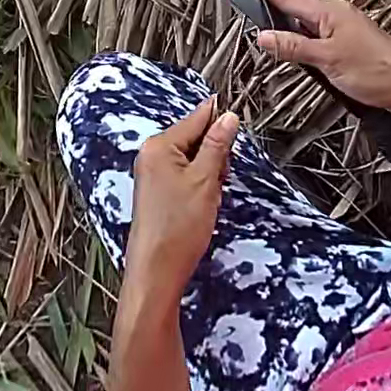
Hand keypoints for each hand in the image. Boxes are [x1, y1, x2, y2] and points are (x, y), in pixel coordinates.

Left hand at [122, 100, 239, 306]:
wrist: (156, 272)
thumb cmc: (177, 228)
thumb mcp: (205, 180)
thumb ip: (218, 145)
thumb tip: (228, 117)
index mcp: (159, 145)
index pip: (196, 118)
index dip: (219, 121)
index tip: (238, 122)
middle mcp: (152, 154)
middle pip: (194, 137)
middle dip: (214, 154)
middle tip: (219, 177)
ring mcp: (153, 172)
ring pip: (192, 157)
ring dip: (209, 171)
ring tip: (210, 195)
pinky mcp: (157, 190)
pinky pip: (185, 173)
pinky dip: (199, 183)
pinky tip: (202, 202)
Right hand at [254, 0, 390, 116]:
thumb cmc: (379, 70)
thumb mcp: (326, 59)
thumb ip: (293, 47)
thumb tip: (266, 37)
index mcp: (331, 12)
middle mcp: (339, 16)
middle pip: (299, 11)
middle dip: (278, 13)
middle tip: (257, 8)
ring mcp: (346, 31)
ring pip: (310, 27)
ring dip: (293, 33)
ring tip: (276, 38)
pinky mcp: (352, 47)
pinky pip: (321, 39)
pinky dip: (309, 45)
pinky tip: (306, 57)